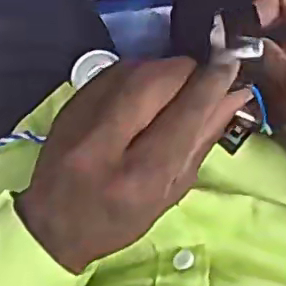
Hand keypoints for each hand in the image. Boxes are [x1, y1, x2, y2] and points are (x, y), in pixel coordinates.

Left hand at [17, 57, 248, 272]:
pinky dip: (139, 73)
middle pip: (158, 78)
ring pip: (136, 67)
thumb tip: (234, 95)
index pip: (185, 113)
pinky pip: (115, 71)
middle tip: (202, 81)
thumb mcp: (168, 193)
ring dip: (164, 70)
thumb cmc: (118, 219)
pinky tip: (145, 92)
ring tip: (174, 91)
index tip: (232, 62)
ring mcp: (82, 116)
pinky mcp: (70, 102)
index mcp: (139, 175)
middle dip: (189, 71)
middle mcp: (106, 141)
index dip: (213, 82)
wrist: (51, 223)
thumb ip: (202, 140)